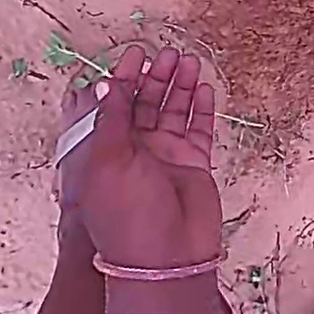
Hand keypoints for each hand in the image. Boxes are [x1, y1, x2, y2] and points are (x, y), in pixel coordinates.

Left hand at [79, 46, 224, 313]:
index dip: (127, 76)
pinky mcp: (194, 163)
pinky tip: (205, 89)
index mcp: (111, 149)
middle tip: (170, 53)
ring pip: (175, 110)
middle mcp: (139, 149)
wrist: (167, 260)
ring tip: (190, 62)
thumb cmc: (129, 214)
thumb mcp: (108, 162)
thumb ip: (112, 119)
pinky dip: (202, 108)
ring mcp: (168, 155)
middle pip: (149, 102)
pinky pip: (199, 128)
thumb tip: (109, 83)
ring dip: (182, 86)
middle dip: (158, 76)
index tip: (138, 52)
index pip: (119, 103)